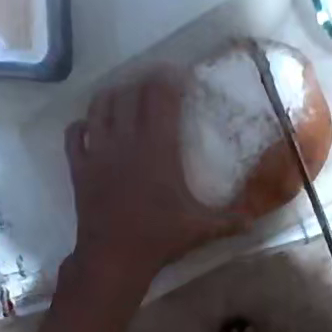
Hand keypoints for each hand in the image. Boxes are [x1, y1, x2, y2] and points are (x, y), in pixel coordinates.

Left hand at [65, 71, 243, 281]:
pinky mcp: (79, 167)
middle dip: (143, 82)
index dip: (169, 78)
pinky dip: (82, 123)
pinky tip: (91, 126)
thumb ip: (230, 221)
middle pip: (130, 93)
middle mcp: (126, 140)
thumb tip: (256, 221)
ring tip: (124, 96)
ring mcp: (98, 152)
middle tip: (155, 84)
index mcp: (157, 148)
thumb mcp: (200, 229)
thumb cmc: (159, 239)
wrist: (113, 257)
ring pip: (99, 105)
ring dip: (113, 94)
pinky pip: (74, 133)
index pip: (160, 96)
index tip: (179, 74)